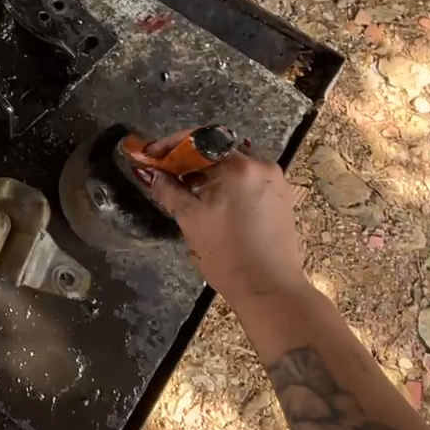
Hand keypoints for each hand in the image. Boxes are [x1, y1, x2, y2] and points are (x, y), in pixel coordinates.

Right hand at [131, 136, 307, 305]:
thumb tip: (149, 173)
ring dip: (205, 169)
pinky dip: (224, 181)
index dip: (169, 145)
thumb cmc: (227, 253)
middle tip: (163, 170)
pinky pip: (246, 178)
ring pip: (231, 164)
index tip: (149, 155)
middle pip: (217, 148)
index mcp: (239, 167)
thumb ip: (168, 189)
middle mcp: (261, 166)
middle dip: (187, 157)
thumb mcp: (190, 219)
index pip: (199, 140)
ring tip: (183, 185)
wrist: (270, 289)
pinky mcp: (279, 197)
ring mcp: (274, 181)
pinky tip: (209, 197)